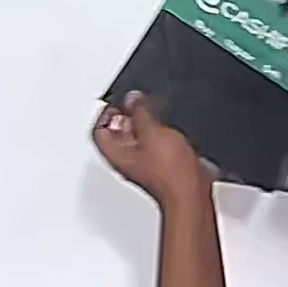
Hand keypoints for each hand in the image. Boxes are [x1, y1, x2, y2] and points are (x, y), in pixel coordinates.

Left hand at [93, 92, 210, 209]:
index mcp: (116, 153)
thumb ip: (140, 112)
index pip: (99, 131)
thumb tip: (132, 98)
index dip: (106, 112)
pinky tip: (166, 126)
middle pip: (116, 134)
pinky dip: (155, 131)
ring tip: (151, 109)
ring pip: (134, 138)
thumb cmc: (169, 170)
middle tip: (135, 101)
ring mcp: (143, 162)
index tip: (118, 100)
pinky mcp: (159, 162)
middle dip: (124, 114)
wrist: (188, 188)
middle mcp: (126, 159)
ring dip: (141, 122)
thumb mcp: (152, 132)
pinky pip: (151, 143)